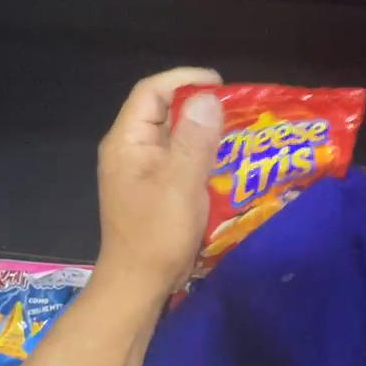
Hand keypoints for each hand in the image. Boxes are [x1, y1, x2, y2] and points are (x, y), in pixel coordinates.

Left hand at [95, 67, 223, 300]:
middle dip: (198, 105)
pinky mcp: (153, 189)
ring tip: (238, 131)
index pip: (151, 91)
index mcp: (127, 141)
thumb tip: (208, 98)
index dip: (184, 80)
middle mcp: (130, 150)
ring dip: (203, 130)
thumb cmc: (156, 235)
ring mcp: (140, 171)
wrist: (139, 285)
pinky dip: (200, 154)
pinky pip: (178, 159)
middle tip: (237, 109)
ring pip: (173, 136)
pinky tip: (225, 161)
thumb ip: (194, 139)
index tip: (222, 86)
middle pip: (162, 111)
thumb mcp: (179, 184)